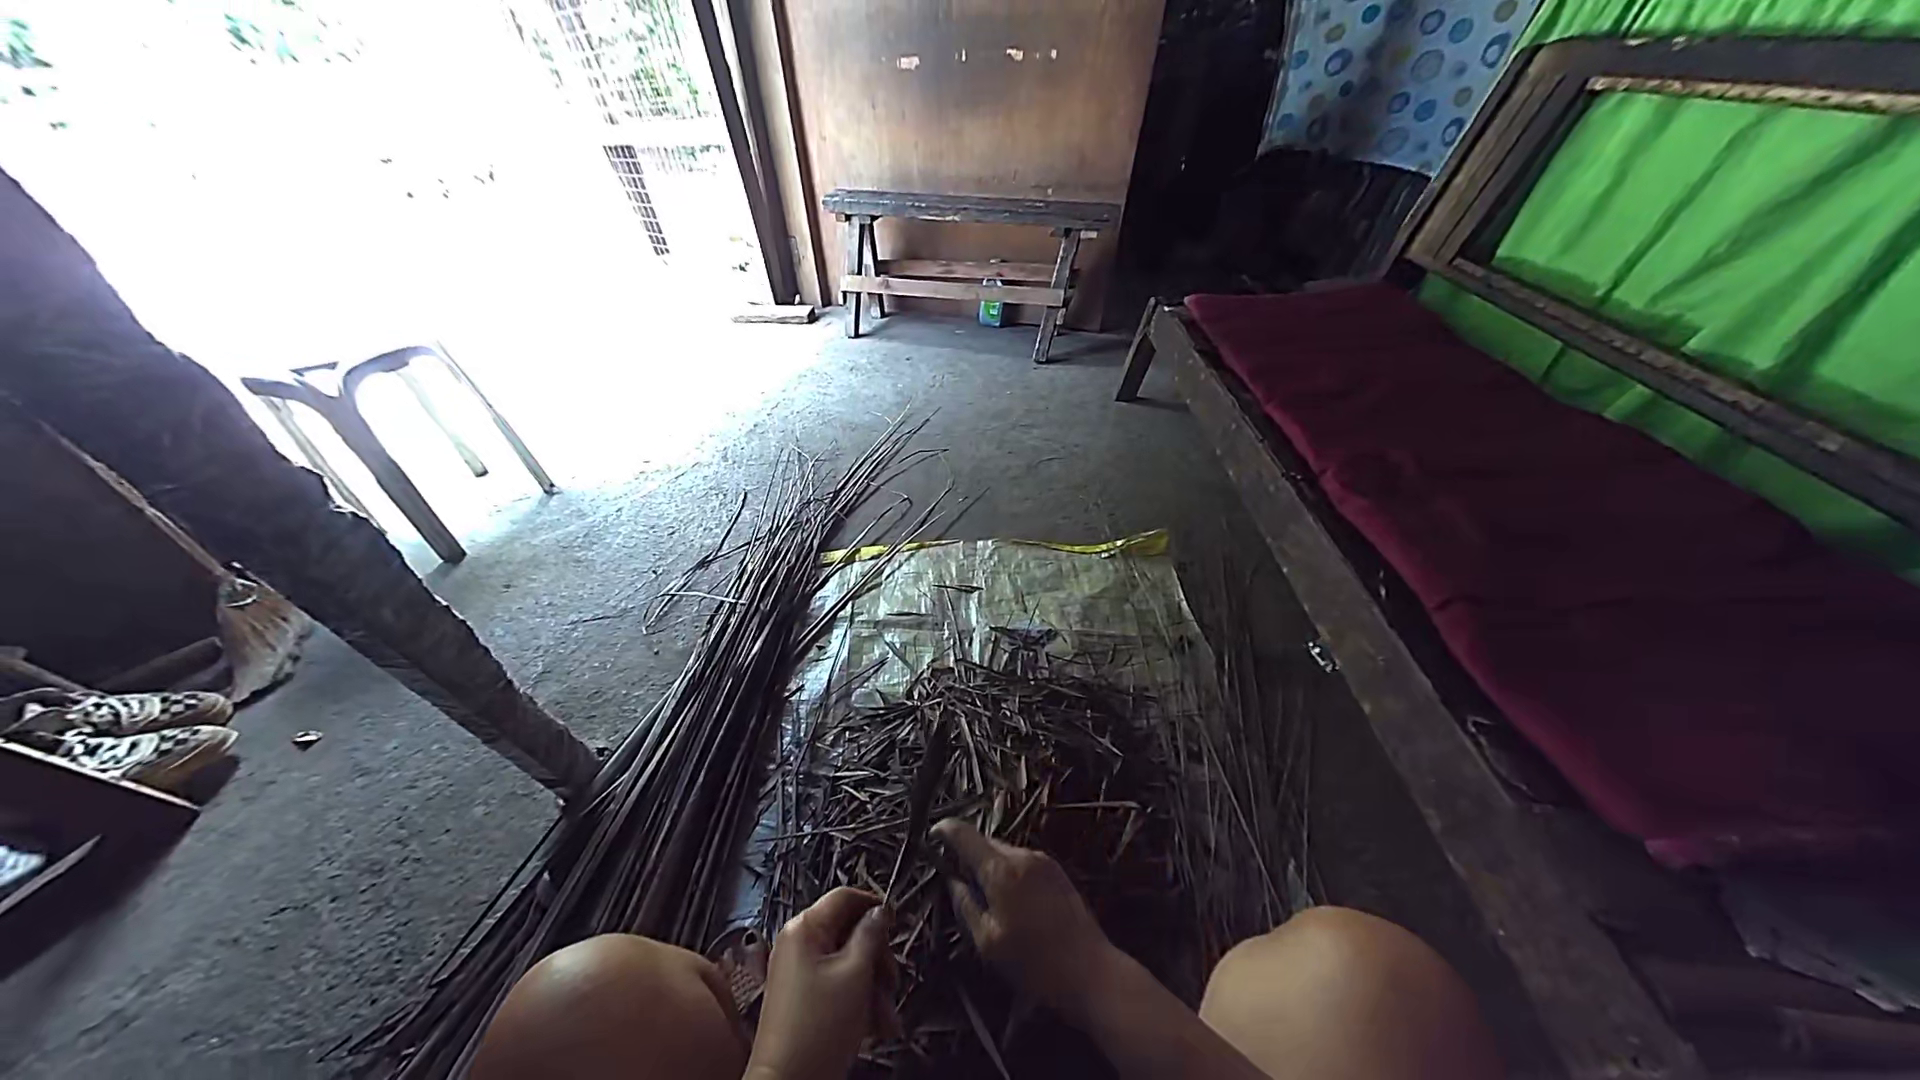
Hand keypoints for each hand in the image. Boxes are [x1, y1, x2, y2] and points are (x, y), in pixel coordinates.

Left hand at [746, 887, 895, 1079]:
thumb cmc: (817, 1030)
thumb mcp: (855, 974)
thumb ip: (871, 935)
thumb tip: (880, 912)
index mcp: (804, 929)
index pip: (845, 897)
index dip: (874, 906)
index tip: (895, 924)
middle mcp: (797, 945)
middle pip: (850, 932)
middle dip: (877, 959)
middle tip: (890, 982)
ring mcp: (798, 972)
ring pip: (848, 962)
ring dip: (872, 986)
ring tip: (885, 1017)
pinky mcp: (802, 999)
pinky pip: (838, 985)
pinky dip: (858, 1001)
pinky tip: (874, 1026)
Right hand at [931, 818, 1118, 1017]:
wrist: (1091, 970)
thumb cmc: (1034, 963)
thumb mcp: (988, 942)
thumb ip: (965, 905)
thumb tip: (952, 881)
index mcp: (1000, 870)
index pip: (965, 835)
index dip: (946, 830)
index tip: (933, 834)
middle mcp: (1022, 855)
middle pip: (986, 842)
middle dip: (969, 855)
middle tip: (960, 882)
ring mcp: (1043, 861)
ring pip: (1004, 852)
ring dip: (991, 865)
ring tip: (989, 900)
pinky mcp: (1057, 871)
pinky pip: (1022, 862)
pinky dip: (1010, 872)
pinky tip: (1014, 903)